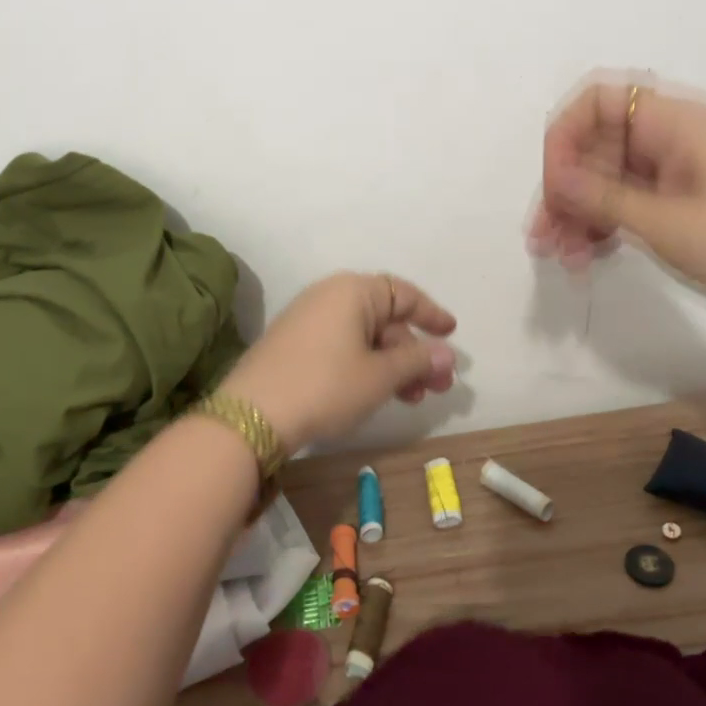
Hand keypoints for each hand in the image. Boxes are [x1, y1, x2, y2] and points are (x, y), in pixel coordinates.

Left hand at [221, 272, 457, 453]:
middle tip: (438, 385)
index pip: (402, 293)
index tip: (451, 333)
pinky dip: (367, 367)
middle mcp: (330, 297)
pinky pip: (343, 347)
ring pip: (364, 337)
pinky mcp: (295, 346)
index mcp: (353, 291)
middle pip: (384, 318)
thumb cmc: (326, 385)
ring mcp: (309, 321)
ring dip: (393, 365)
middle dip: (414, 351)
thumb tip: (447, 353)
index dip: (430, 313)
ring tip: (413, 398)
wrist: (253, 414)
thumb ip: (417, 361)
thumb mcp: (379, 376)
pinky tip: (379, 395)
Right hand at [528, 73, 705, 306]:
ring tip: (563, 258)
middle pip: (597, 146)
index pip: (597, 101)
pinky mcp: (686, 199)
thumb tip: (553, 177)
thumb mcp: (665, 222)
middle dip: (564, 190)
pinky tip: (590, 256)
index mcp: (672, 121)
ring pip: (610, 178)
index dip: (564, 136)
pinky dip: (608, 224)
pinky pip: (632, 200)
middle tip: (543, 240)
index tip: (553, 186)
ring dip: (580, 214)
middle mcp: (671, 135)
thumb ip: (601, 197)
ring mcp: (679, 169)